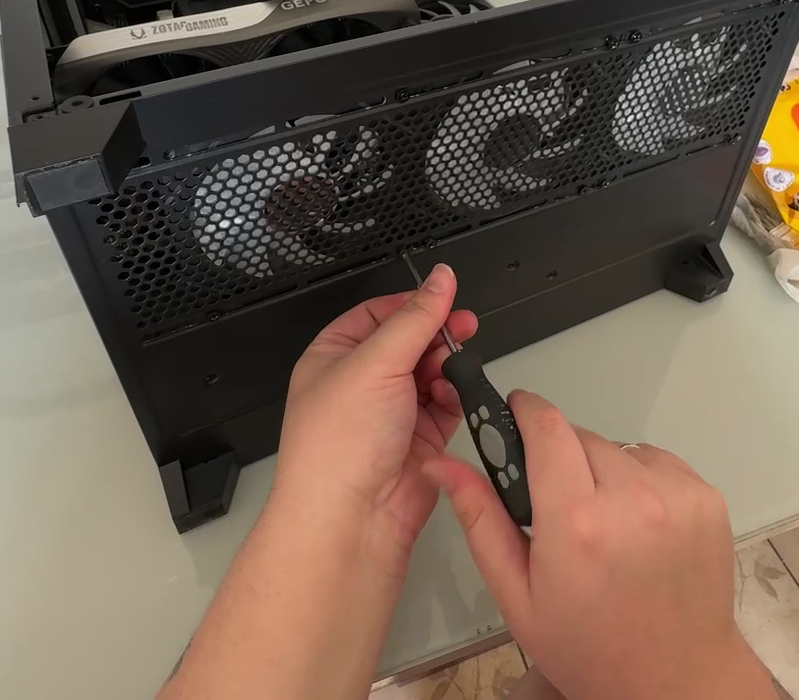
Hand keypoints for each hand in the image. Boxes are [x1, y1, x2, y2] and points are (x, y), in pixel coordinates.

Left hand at [275, 264, 477, 556]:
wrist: (352, 521)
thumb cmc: (338, 445)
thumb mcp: (376, 362)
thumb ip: (416, 317)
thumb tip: (440, 278)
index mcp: (334, 356)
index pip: (378, 314)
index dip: (411, 303)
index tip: (444, 296)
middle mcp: (361, 383)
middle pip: (410, 341)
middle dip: (437, 334)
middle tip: (464, 326)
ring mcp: (390, 412)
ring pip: (431, 372)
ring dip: (447, 366)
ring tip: (456, 365)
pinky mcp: (419, 439)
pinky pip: (446, 404)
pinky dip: (455, 396)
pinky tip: (456, 393)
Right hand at [424, 391, 779, 699]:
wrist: (677, 682)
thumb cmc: (588, 645)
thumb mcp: (517, 593)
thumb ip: (480, 518)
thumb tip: (442, 462)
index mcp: (576, 522)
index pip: (547, 426)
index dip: (527, 410)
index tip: (516, 412)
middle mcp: (631, 498)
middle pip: (580, 436)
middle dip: (562, 455)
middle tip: (560, 500)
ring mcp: (676, 495)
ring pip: (618, 447)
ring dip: (603, 468)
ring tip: (605, 519)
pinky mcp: (705, 497)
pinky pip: (656, 460)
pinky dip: (641, 479)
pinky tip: (639, 522)